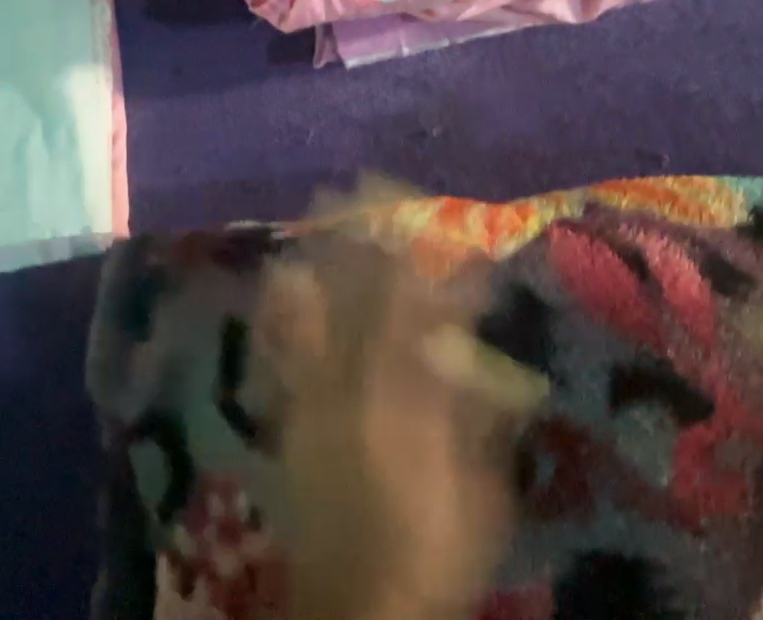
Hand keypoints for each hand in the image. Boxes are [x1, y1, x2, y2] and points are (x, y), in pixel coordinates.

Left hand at [259, 227, 537, 619]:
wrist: (355, 603)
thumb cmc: (432, 550)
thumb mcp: (479, 493)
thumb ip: (479, 422)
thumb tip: (481, 361)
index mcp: (405, 401)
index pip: (416, 314)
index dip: (426, 262)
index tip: (438, 220)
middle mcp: (352, 386)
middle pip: (360, 296)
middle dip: (367, 237)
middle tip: (368, 184)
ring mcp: (313, 397)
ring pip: (316, 309)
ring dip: (324, 255)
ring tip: (322, 206)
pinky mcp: (289, 416)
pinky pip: (281, 347)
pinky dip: (283, 306)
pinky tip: (281, 274)